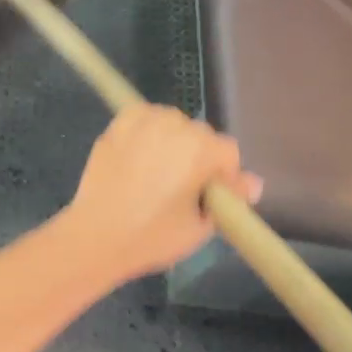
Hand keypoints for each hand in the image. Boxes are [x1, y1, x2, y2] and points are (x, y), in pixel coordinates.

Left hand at [59, 104, 261, 279]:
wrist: (97, 234)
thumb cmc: (153, 235)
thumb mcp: (200, 226)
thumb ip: (231, 198)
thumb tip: (253, 183)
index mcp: (200, 149)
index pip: (228, 151)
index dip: (225, 174)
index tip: (211, 196)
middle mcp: (174, 126)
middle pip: (200, 134)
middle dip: (198, 156)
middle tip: (183, 187)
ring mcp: (142, 122)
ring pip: (172, 122)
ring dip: (173, 140)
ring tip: (160, 171)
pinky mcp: (117, 125)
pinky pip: (143, 116)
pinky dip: (147, 128)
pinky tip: (141, 152)